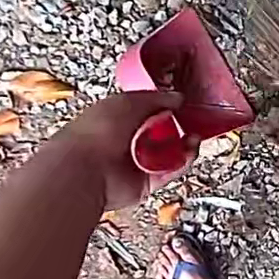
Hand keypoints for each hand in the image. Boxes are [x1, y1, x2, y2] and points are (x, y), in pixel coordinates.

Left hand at [51, 90, 185, 211]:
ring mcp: (139, 161)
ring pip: (172, 151)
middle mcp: (128, 140)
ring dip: (186, 144)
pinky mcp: (148, 181)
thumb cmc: (95, 133)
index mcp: (118, 117)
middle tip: (193, 122)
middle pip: (165, 131)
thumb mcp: (127, 102)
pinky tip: (189, 151)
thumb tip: (177, 97)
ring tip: (193, 137)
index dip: (168, 106)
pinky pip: (173, 170)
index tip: (184, 103)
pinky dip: (184, 161)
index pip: (150, 110)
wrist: (85, 171)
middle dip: (181, 126)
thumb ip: (155, 98)